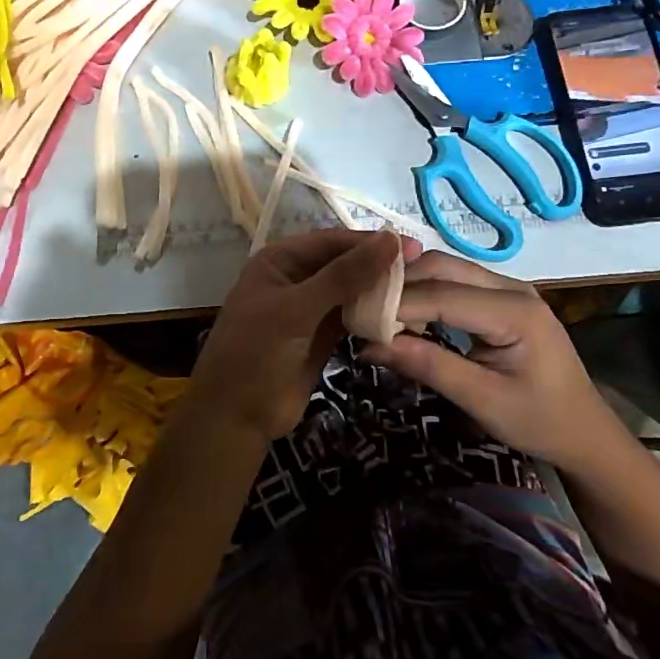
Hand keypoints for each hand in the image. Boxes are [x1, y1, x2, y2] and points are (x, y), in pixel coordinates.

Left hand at [192, 229, 417, 440]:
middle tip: (424, 272)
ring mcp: (309, 308)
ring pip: (352, 290)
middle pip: (346, 264)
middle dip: (380, 267)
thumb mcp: (298, 309)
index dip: (372, 243)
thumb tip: (391, 239)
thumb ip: (345, 275)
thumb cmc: (256, 353)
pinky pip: (352, 316)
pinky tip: (402, 317)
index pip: (334, 241)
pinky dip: (374, 316)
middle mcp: (296, 278)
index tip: (415, 248)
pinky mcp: (321, 336)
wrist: (235, 418)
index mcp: (281, 260)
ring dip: (380, 292)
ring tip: (421, 293)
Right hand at [361, 252, 625, 468]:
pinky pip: (457, 282)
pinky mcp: (503, 298)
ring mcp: (510, 288)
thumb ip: (429, 365)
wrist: (584, 431)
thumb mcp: (482, 399)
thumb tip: (372, 344)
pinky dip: (427, 293)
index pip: (441, 294)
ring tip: (378, 313)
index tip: (356, 317)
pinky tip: (407, 315)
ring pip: (447, 269)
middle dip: (400, 285)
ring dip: (412, 286)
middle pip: (443, 267)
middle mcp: (512, 286)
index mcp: (514, 310)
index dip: (396, 304)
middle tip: (362, 309)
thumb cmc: (539, 420)